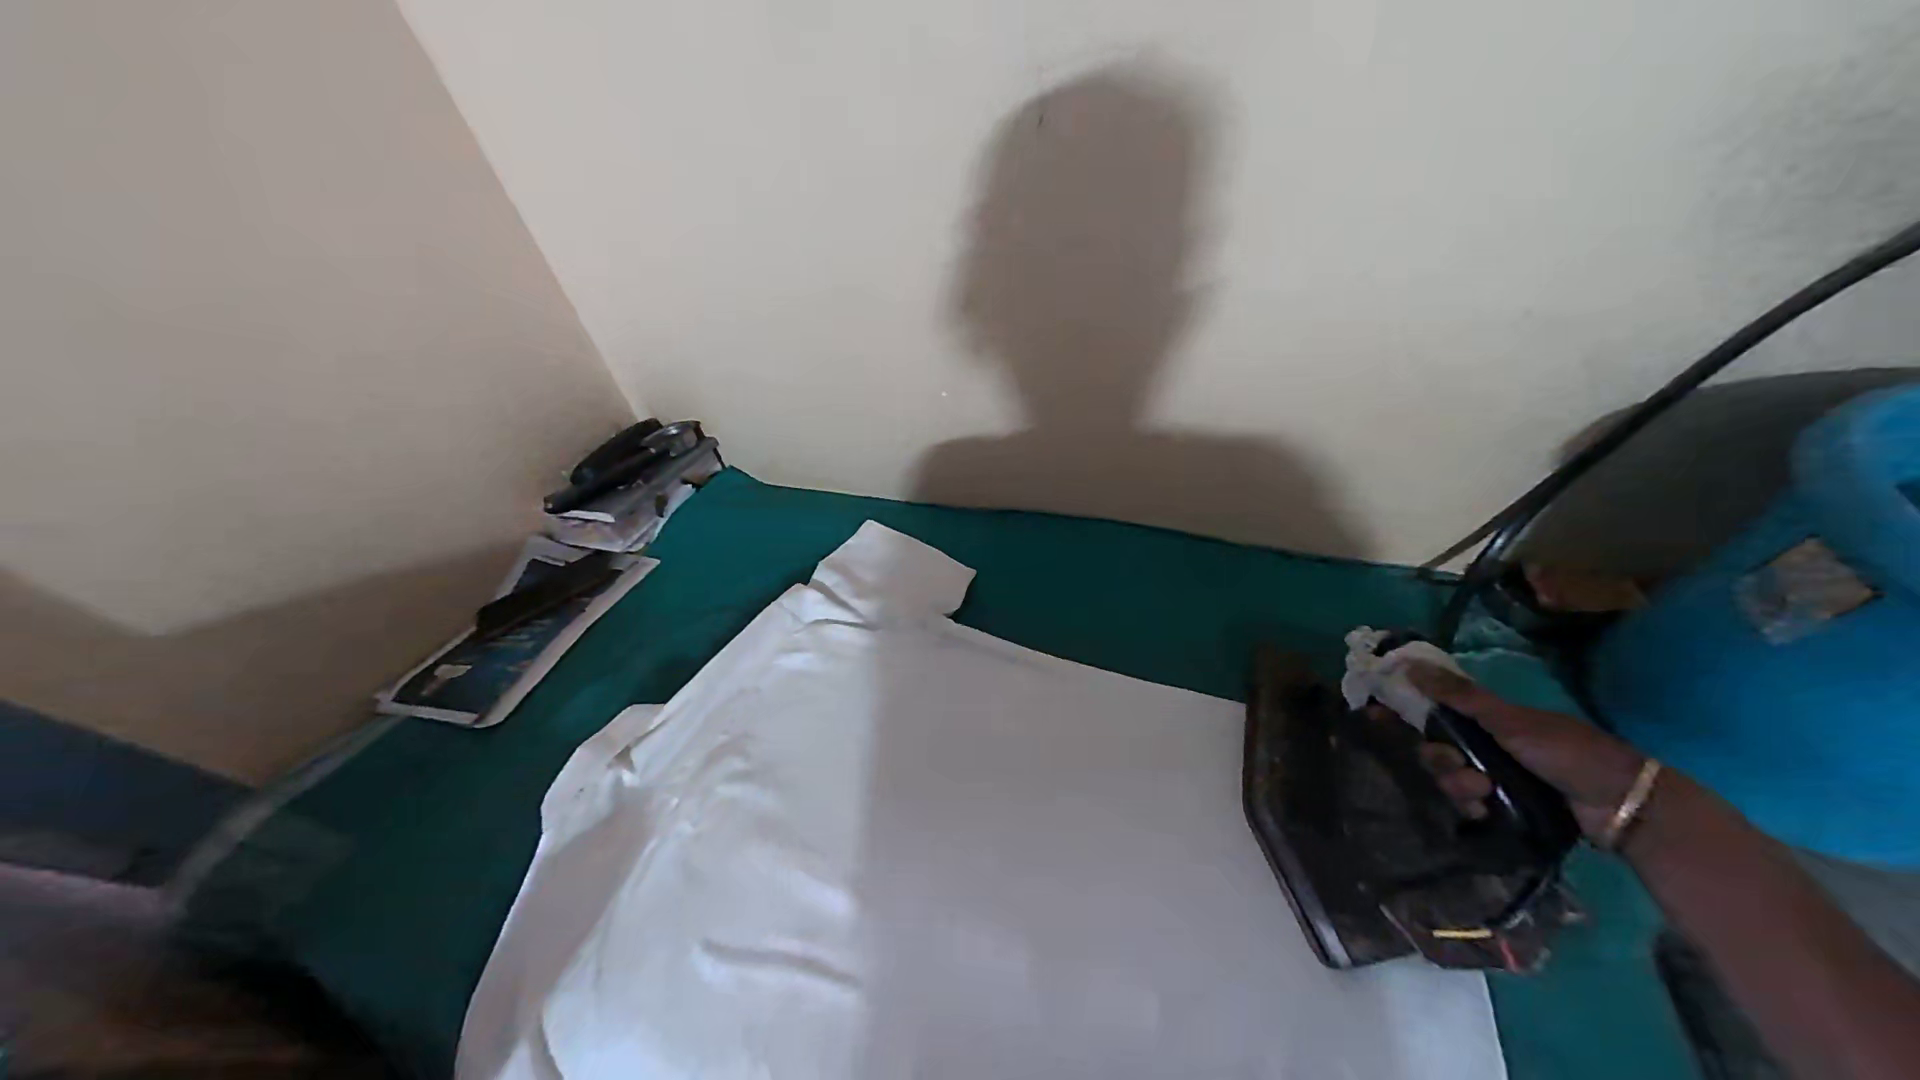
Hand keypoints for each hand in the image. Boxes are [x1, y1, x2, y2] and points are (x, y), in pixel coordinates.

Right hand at [1404, 661, 1647, 842]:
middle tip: (1459, 767)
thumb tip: (1408, 664)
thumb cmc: (1566, 750)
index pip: (1432, 710)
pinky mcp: (1501, 806)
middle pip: (1434, 749)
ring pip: (1448, 778)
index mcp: (1485, 719)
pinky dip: (1471, 806)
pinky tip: (1486, 810)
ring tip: (1483, 794)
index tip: (1375, 714)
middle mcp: (1483, 745)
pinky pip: (1466, 804)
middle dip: (1439, 760)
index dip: (1403, 711)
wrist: (1621, 805)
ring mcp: (1493, 777)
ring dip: (1457, 785)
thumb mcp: (1510, 719)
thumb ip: (1459, 696)